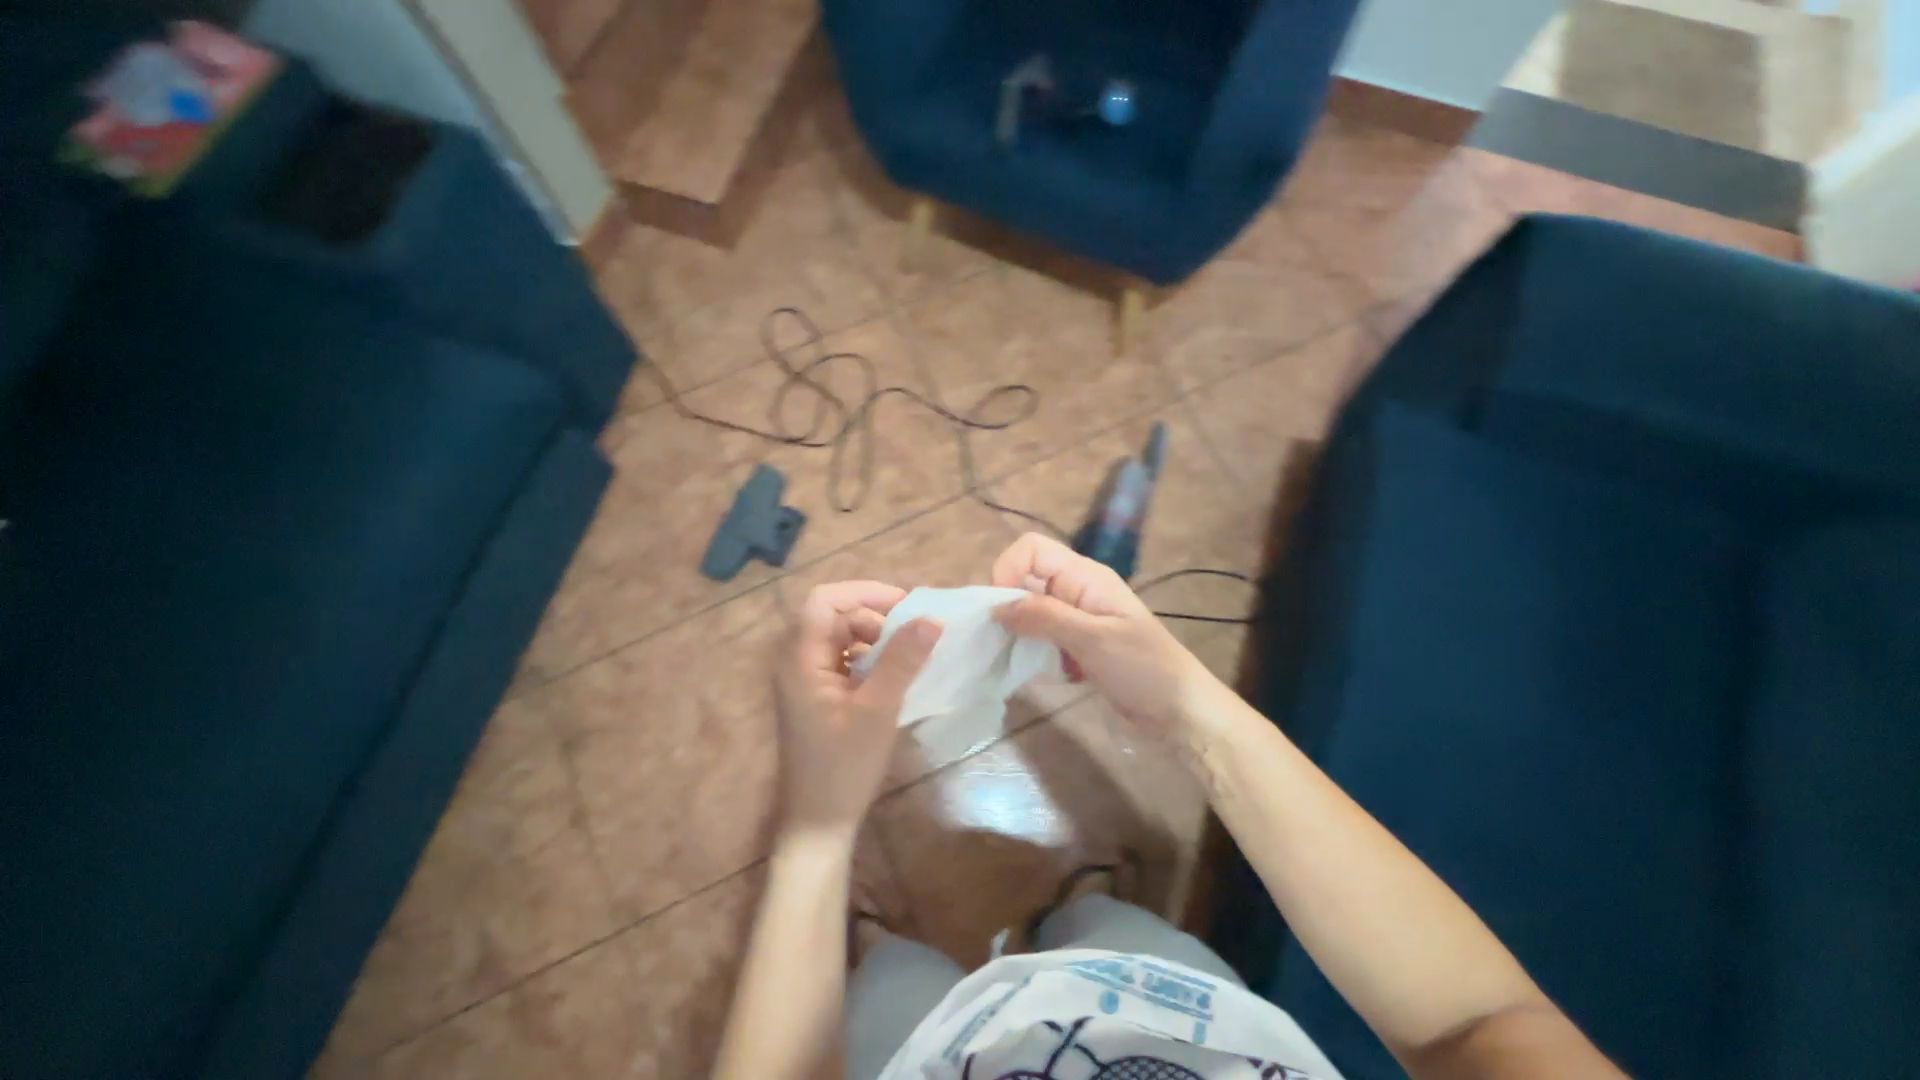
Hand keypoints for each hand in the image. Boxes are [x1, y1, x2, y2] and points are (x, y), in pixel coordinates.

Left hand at [774, 581, 942, 840]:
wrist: (818, 821)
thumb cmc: (843, 766)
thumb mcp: (878, 710)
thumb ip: (902, 661)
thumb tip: (932, 618)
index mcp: (800, 659)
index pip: (825, 599)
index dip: (865, 593)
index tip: (906, 606)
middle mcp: (796, 661)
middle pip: (834, 615)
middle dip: (875, 617)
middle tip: (914, 635)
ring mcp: (805, 680)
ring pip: (841, 637)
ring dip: (875, 638)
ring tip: (908, 657)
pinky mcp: (817, 696)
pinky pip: (843, 660)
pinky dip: (870, 659)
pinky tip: (894, 677)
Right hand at [991, 533, 1215, 737]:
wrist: (1181, 711)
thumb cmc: (1143, 668)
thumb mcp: (1092, 640)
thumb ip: (1044, 617)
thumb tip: (996, 606)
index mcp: (1085, 576)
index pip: (1031, 549)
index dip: (1008, 571)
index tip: (1002, 612)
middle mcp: (1078, 589)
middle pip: (1026, 578)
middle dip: (1009, 605)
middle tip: (1005, 641)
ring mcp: (1079, 617)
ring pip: (1032, 609)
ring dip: (1020, 631)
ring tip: (1021, 659)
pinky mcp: (1079, 644)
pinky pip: (1043, 635)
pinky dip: (1035, 649)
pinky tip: (1042, 671)